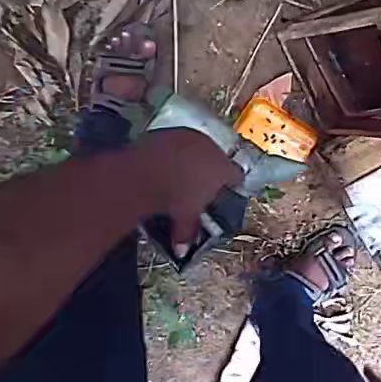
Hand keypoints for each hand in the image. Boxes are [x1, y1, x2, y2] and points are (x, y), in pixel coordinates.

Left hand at [136, 128, 241, 249]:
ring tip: (179, 173)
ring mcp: (189, 136)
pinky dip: (172, 151)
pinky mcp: (168, 130)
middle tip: (200, 185)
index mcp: (222, 168)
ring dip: (191, 158)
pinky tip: (162, 163)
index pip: (236, 176)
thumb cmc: (174, 196)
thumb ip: (187, 232)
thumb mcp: (184, 216)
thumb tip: (182, 251)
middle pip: (217, 159)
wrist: (144, 172)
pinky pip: (176, 142)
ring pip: (196, 147)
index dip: (232, 185)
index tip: (226, 192)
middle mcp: (210, 147)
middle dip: (210, 171)